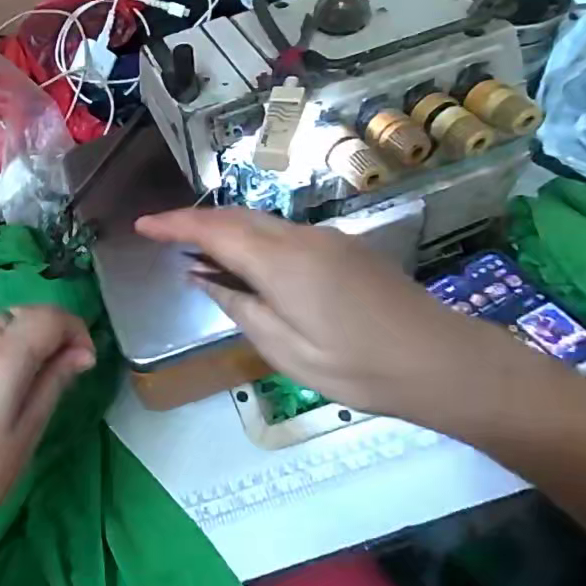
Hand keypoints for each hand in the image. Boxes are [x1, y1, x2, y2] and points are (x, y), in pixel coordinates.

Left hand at [0, 304, 95, 563]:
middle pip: (23, 313)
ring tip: (43, 376)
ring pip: (1, 324)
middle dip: (53, 328)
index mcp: (0, 355)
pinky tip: (10, 383)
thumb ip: (54, 382)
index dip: (76, 330)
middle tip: (70, 365)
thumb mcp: (28, 431)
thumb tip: (81, 352)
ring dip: (28, 335)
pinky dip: (5, 346)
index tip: (87, 362)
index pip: (49, 317)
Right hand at [137, 207, 532, 423]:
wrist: (444, 361)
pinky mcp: (344, 248)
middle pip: (236, 217)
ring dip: (224, 230)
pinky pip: (283, 234)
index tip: (141, 225)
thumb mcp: (286, 350)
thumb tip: (203, 277)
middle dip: (194, 221)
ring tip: (196, 253)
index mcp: (281, 262)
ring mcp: (327, 239)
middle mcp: (301, 237)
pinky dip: (253, 240)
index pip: (214, 230)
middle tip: (162, 236)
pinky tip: (246, 265)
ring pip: (261, 223)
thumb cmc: (359, 368)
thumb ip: (239, 307)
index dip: (173, 224)